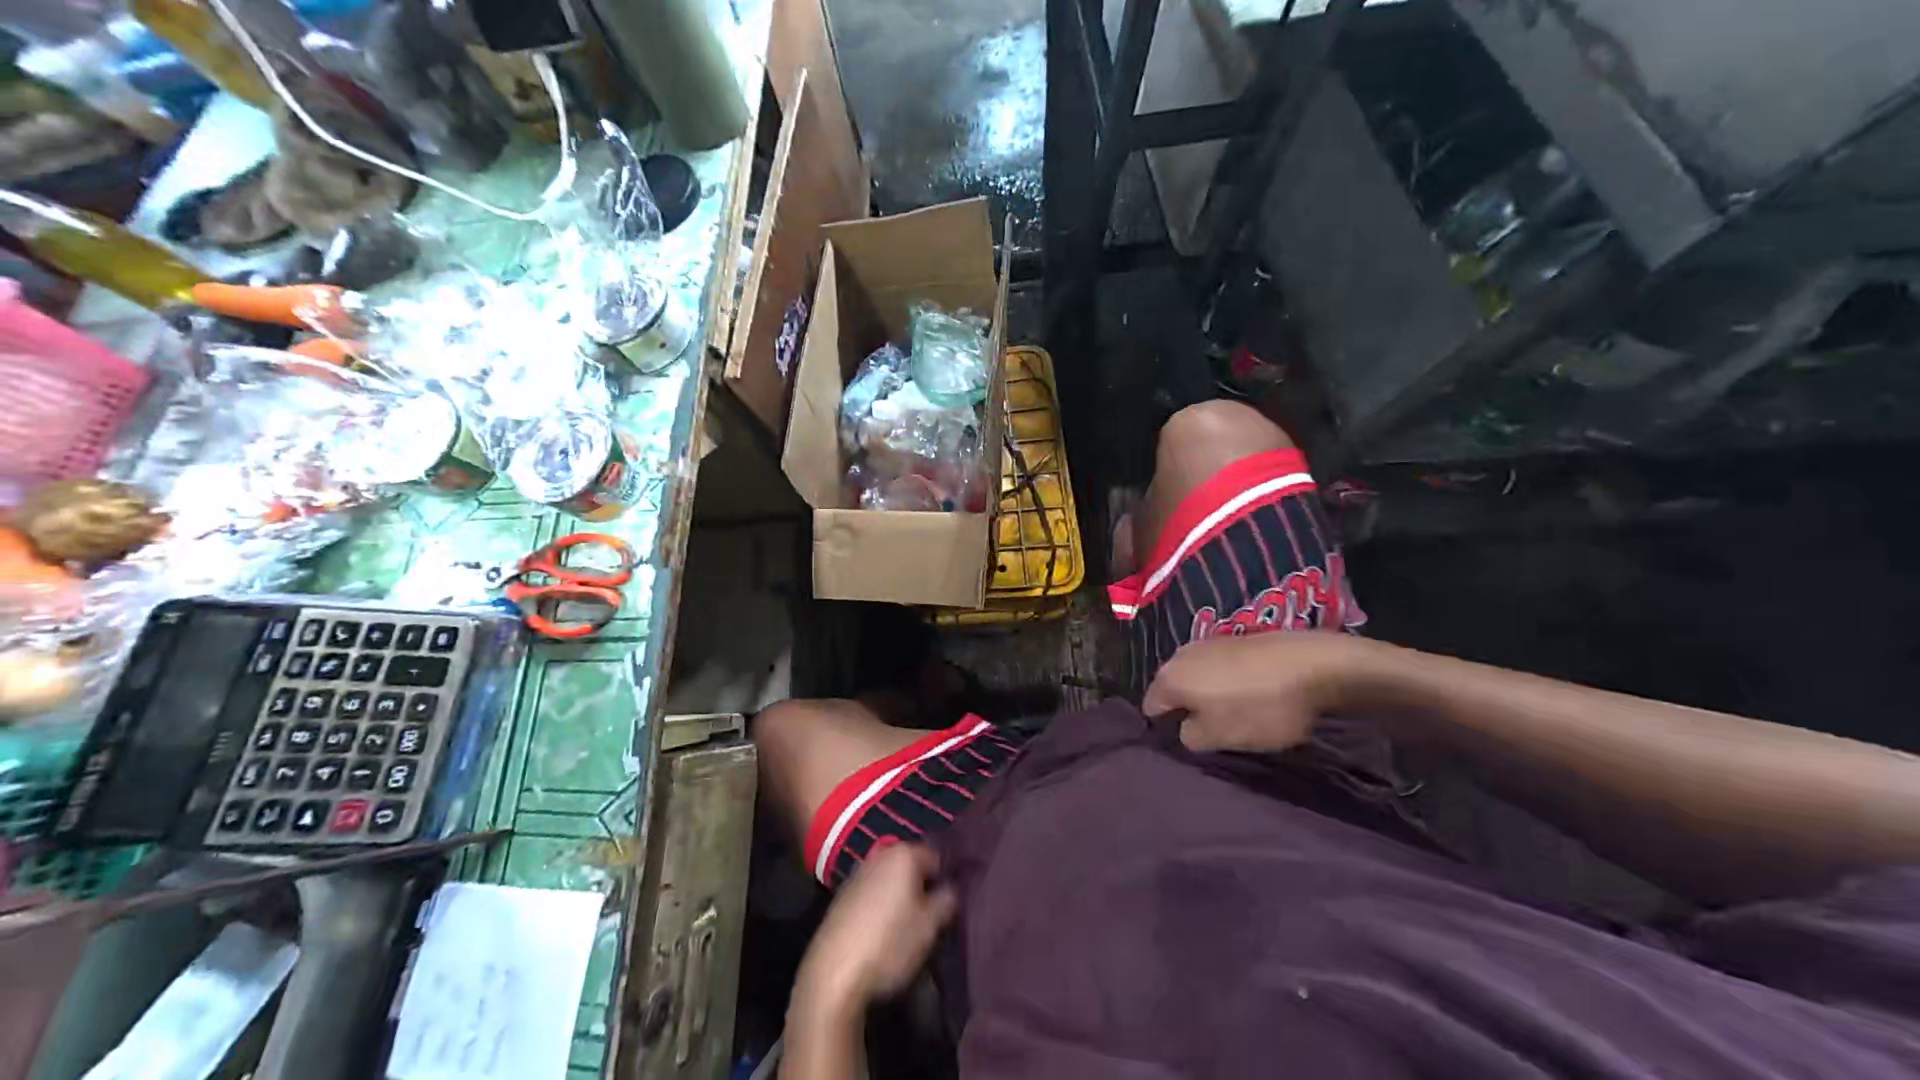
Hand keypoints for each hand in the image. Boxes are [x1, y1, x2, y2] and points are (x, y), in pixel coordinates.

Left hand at [794, 843, 955, 1012]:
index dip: (949, 879)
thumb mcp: (930, 926)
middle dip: (924, 887)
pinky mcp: (841, 896)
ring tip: (910, 927)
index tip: (954, 903)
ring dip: (902, 897)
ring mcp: (857, 874)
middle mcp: (879, 854)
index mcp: (903, 853)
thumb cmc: (889, 944)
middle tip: (934, 917)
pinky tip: (883, 932)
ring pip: (891, 880)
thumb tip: (952, 888)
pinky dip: (882, 906)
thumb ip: (948, 899)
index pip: (938, 857)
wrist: (832, 975)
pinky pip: (872, 893)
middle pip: (912, 867)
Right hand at [1143, 631, 1393, 752]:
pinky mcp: (1239, 639)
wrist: (1315, 664)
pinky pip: (1222, 668)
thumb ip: (1190, 737)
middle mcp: (1181, 654)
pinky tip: (1255, 695)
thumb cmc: (1260, 706)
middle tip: (1213, 732)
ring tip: (1237, 714)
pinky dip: (1232, 683)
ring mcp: (1210, 642)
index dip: (1165, 729)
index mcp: (1169, 677)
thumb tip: (1185, 729)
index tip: (1189, 743)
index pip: (1150, 708)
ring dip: (1211, 696)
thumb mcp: (1221, 737)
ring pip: (1199, 678)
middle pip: (1174, 690)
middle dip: (1189, 710)